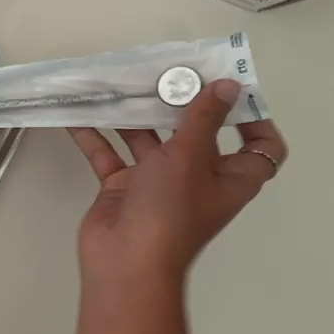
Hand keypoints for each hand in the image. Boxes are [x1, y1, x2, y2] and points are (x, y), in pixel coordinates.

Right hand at [66, 79, 286, 288]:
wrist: (125, 261)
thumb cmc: (169, 211)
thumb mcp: (190, 157)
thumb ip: (203, 118)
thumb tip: (226, 85)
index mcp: (230, 176)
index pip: (258, 145)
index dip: (252, 117)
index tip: (228, 89)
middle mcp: (197, 177)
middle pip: (195, 134)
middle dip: (178, 104)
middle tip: (162, 72)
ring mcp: (156, 183)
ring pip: (148, 140)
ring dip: (132, 116)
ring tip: (116, 84)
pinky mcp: (122, 187)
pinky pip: (110, 155)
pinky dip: (94, 136)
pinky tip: (75, 115)